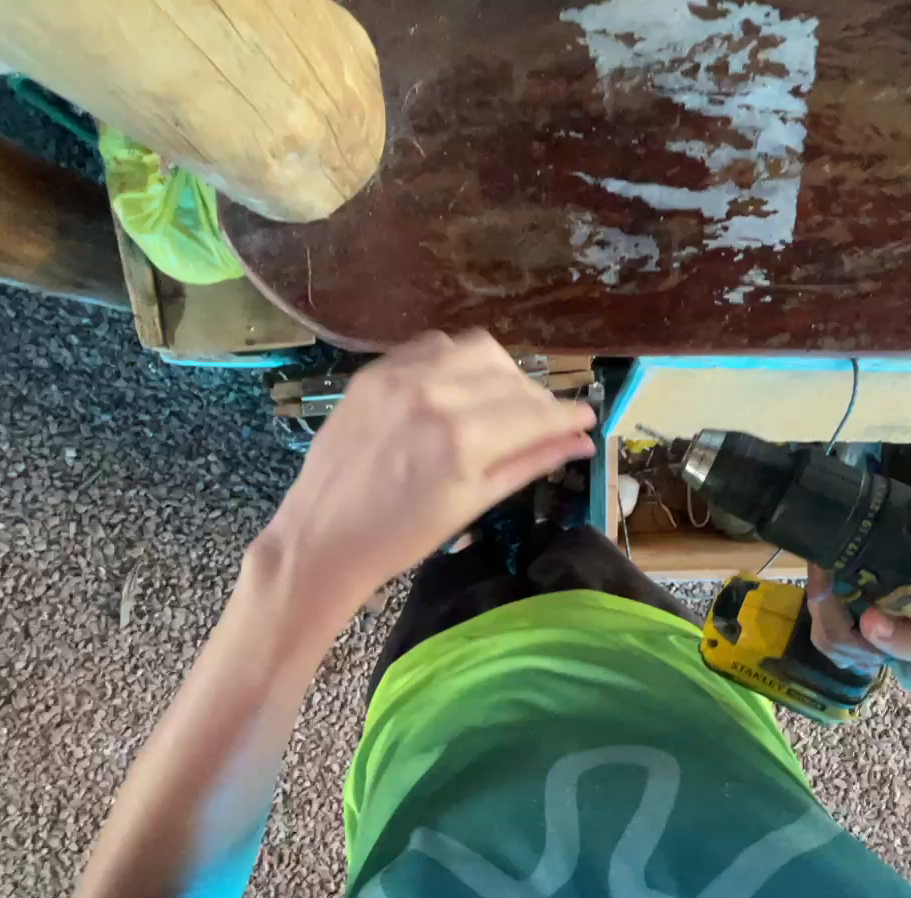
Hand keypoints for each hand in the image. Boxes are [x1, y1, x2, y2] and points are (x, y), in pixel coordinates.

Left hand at [260, 330, 597, 605]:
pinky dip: (459, 361)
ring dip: (502, 373)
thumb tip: (581, 442)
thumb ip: (529, 463)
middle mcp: (435, 396)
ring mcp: (400, 377)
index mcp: (463, 441)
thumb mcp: (473, 504)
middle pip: (512, 378)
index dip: (567, 414)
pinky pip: (434, 346)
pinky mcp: (375, 371)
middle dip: (538, 398)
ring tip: (501, 402)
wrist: (324, 536)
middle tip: (543, 420)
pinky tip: (459, 388)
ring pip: (477, 350)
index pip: (535, 413)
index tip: (586, 416)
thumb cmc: (403, 538)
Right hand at [805, 565, 910, 712]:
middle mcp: (884, 576)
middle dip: (837, 625)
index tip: (823, 594)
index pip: (854, 554)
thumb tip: (867, 620)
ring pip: (820, 611)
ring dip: (838, 642)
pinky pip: (823, 629)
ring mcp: (866, 597)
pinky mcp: (855, 617)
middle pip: (827, 586)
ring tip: (873, 659)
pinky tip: (863, 659)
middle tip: (869, 655)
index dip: (828, 570)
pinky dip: (837, 649)